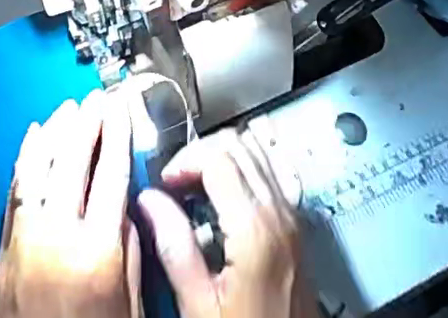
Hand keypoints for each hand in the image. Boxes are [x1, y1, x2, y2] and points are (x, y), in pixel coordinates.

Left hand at [0, 91, 140, 317]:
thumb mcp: (130, 309)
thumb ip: (130, 250)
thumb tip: (126, 203)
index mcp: (95, 252)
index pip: (111, 174)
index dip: (118, 134)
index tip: (121, 105)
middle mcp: (56, 238)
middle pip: (72, 163)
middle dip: (87, 124)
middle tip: (97, 97)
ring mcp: (23, 243)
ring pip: (39, 170)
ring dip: (55, 133)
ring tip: (68, 108)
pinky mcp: (1, 254)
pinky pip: (14, 193)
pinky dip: (25, 160)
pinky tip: (34, 138)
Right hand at [136, 129, 314, 317]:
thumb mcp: (198, 306)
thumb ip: (174, 247)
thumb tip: (150, 202)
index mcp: (254, 229)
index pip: (218, 157)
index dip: (185, 160)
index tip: (165, 182)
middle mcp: (280, 214)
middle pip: (239, 145)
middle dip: (203, 154)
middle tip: (177, 182)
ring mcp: (293, 218)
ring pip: (259, 151)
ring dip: (226, 156)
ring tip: (200, 186)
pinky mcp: (297, 228)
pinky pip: (276, 172)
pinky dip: (250, 166)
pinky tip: (231, 192)